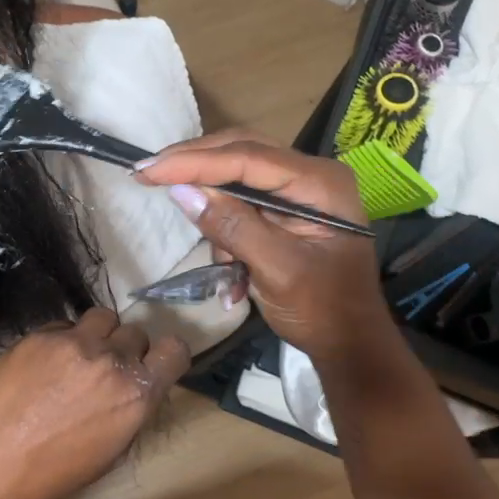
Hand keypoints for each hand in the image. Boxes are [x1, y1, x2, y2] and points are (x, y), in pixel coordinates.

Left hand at [0, 308, 188, 498]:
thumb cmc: (50, 474)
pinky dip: (61, 340)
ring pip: (102, 317)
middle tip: (103, 372)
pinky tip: (41, 366)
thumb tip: (133, 387)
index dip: (164, 356)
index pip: (174, 350)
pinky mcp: (40, 334)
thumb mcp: (108, 453)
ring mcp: (73, 342)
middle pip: (135, 332)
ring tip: (75, 360)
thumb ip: (130, 410)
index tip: (150, 365)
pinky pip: (64, 326)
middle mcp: (111, 361)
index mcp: (136, 396)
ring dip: (97, 335)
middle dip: (125, 350)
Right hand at [135, 131, 387, 355]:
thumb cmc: (323, 310)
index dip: (194, 161)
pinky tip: (231, 271)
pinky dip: (226, 231)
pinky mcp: (287, 209)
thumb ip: (232, 226)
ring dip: (215, 213)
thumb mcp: (276, 270)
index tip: (148, 169)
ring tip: (224, 264)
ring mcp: (300, 191)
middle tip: (147, 173)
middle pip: (240, 153)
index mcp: (320, 183)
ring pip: (237, 177)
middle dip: (195, 167)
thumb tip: (181, 192)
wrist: (351, 345)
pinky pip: (242, 203)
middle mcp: (311, 175)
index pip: (247, 157)